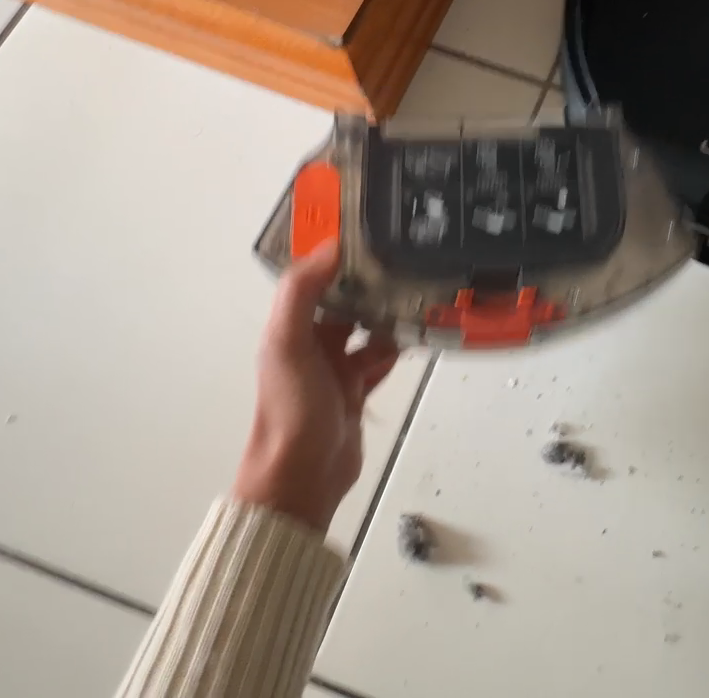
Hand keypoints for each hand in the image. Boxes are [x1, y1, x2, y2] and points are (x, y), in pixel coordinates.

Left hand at [233, 240, 398, 532]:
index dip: (342, 255)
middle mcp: (313, 341)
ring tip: (420, 295)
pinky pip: (380, 358)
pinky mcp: (358, 389)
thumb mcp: (288, 342)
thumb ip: (301, 292)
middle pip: (347, 300)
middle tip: (410, 261)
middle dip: (373, 282)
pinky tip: (416, 337)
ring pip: (368, 327)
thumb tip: (332, 244)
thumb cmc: (292, 406)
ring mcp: (336, 366)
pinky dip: (396, 348)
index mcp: (292, 325)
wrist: (303, 475)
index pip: (318, 278)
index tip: (376, 232)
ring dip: (389, 314)